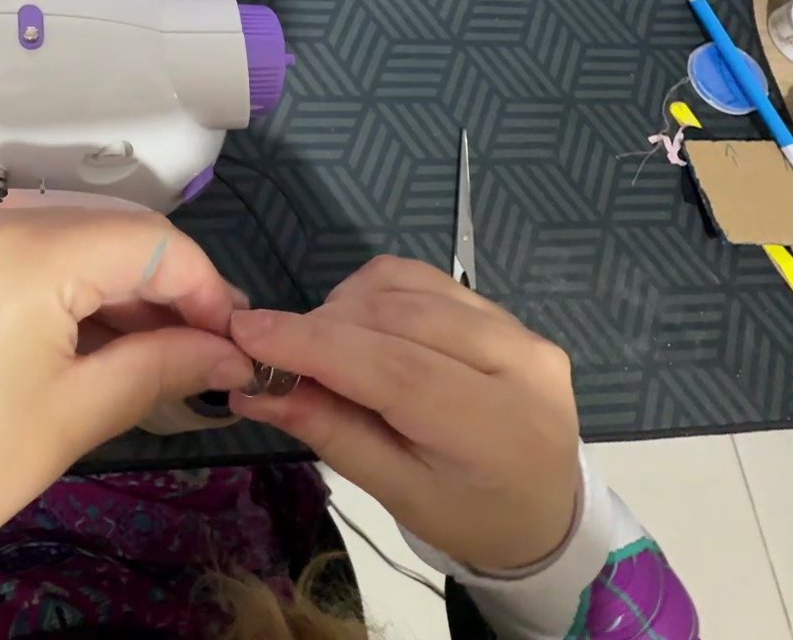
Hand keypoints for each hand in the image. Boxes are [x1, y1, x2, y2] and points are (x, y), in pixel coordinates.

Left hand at [0, 205, 255, 600]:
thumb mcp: (74, 415)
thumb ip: (163, 365)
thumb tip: (232, 352)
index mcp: (28, 250)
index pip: (151, 240)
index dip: (204, 285)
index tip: (232, 339)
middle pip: (116, 230)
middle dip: (169, 285)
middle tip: (205, 347)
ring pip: (80, 236)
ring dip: (126, 286)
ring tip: (162, 349)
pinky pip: (40, 248)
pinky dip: (80, 284)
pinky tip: (105, 333)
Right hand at [227, 255, 581, 572]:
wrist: (546, 508)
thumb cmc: (468, 515)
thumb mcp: (394, 491)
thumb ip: (326, 430)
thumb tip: (252, 389)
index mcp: (497, 431)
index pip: (395, 370)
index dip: (313, 345)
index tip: (246, 332)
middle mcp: (518, 363)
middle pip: (395, 318)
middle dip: (319, 327)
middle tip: (272, 352)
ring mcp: (515, 327)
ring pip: (402, 286)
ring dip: (342, 306)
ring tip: (323, 345)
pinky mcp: (500, 308)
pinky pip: (418, 276)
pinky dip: (370, 291)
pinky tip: (359, 324)